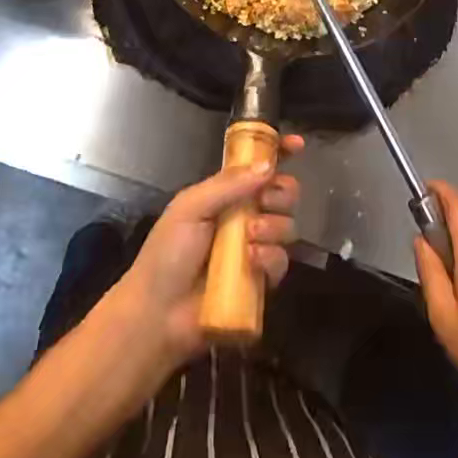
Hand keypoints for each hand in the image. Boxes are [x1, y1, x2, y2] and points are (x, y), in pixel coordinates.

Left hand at [98, 135, 304, 373]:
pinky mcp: (262, 280)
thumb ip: (228, 184)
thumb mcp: (190, 207)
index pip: (257, 168)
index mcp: (224, 195)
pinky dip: (270, 257)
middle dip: (280, 194)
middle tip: (264, 203)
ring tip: (248, 240)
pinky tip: (252, 263)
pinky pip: (282, 261)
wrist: (159, 313)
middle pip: (282, 194)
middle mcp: (243, 218)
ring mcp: (255, 249)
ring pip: (287, 226)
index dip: (279, 154)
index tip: (297, 145)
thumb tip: (268, 165)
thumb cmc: (167, 253)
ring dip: (272, 228)